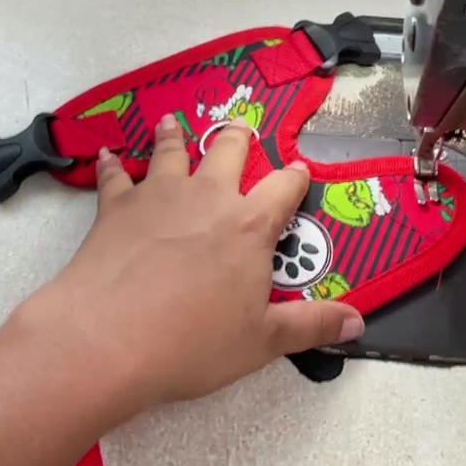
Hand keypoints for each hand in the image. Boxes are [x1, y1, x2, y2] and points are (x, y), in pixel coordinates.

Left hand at [11, 114, 362, 410]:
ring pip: (171, 152)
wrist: (110, 339)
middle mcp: (207, 197)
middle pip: (227, 152)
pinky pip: (115, 176)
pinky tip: (107, 155)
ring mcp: (159, 196)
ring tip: (173, 122)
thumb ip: (311, 325)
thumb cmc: (193, 342)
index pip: (283, 189)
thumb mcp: (263, 341)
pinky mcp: (116, 206)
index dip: (294, 178)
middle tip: (241, 126)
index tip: (300, 170)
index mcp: (249, 226)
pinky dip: (112, 164)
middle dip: (237, 138)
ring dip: (174, 136)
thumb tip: (358, 322)